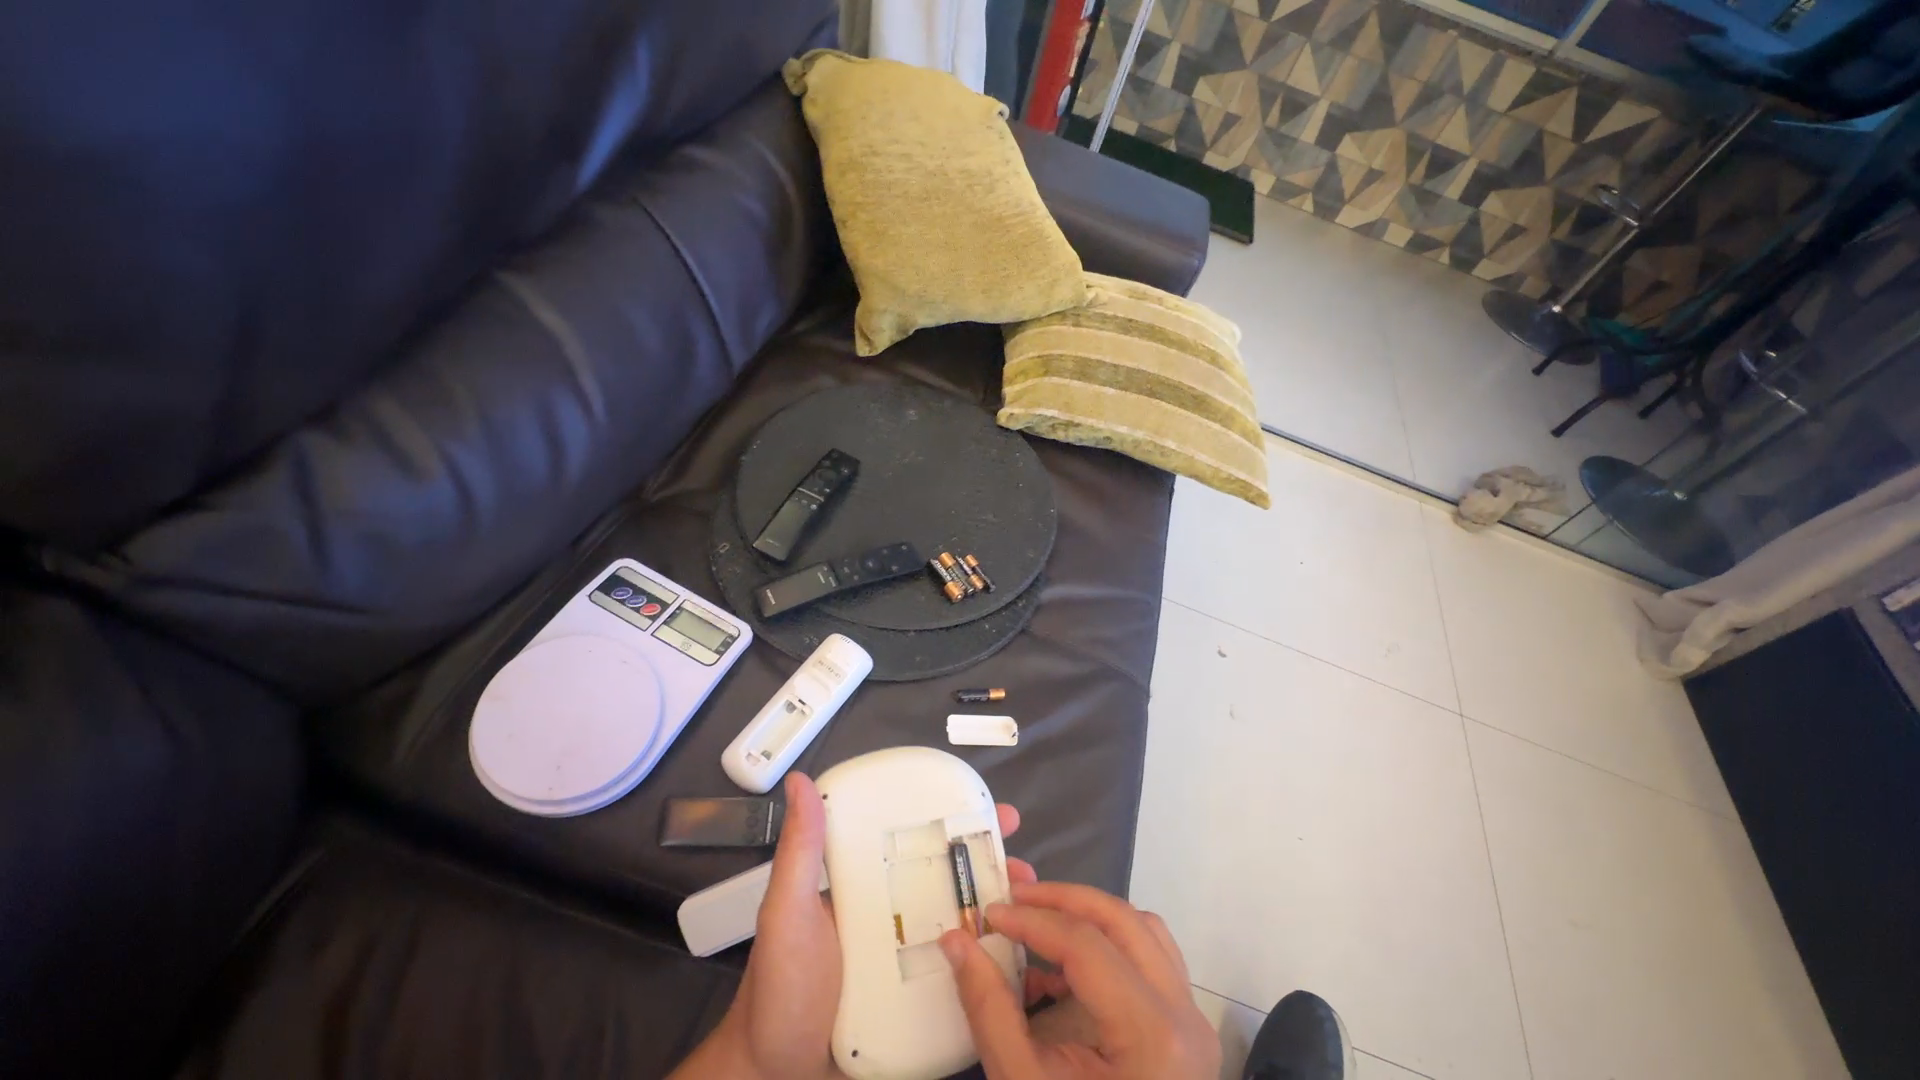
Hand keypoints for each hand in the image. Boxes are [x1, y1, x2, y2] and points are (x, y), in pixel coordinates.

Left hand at [672, 772, 1032, 1079]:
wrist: (778, 1075)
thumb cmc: (780, 990)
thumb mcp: (786, 913)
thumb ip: (799, 852)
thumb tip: (800, 781)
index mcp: (861, 885)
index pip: (912, 840)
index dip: (952, 821)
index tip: (993, 810)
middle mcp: (888, 914)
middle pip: (946, 880)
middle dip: (988, 865)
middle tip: (1023, 864)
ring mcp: (905, 958)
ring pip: (960, 923)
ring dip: (996, 909)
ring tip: (1029, 903)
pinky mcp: (917, 1000)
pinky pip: (958, 971)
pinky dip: (988, 959)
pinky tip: (1017, 955)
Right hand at [940, 883, 1219, 1079]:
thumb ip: (989, 1008)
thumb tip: (955, 941)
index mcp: (1151, 1034)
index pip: (1087, 945)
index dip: (1033, 921)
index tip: (989, 914)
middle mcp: (1184, 1017)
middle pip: (1124, 922)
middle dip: (1064, 900)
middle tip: (1014, 897)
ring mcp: (1192, 1022)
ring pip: (1144, 933)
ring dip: (1089, 918)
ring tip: (1036, 921)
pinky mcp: (1186, 1031)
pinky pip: (1150, 962)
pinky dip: (1107, 948)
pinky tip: (1060, 969)